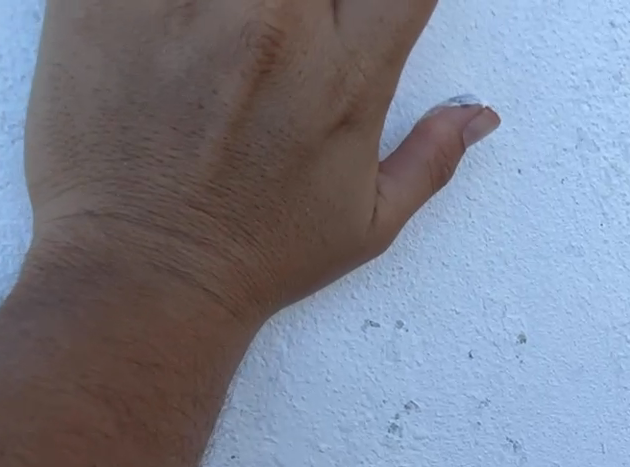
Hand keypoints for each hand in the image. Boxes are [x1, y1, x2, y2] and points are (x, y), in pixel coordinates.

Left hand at [23, 0, 498, 324]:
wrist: (149, 275)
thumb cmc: (262, 255)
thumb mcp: (369, 225)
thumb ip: (431, 159)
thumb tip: (480, 114)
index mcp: (346, 76)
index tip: (370, 16)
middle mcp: (274, 21)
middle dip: (317, 3)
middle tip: (298, 34)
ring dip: (250, 0)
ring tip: (239, 37)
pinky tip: (183, 26)